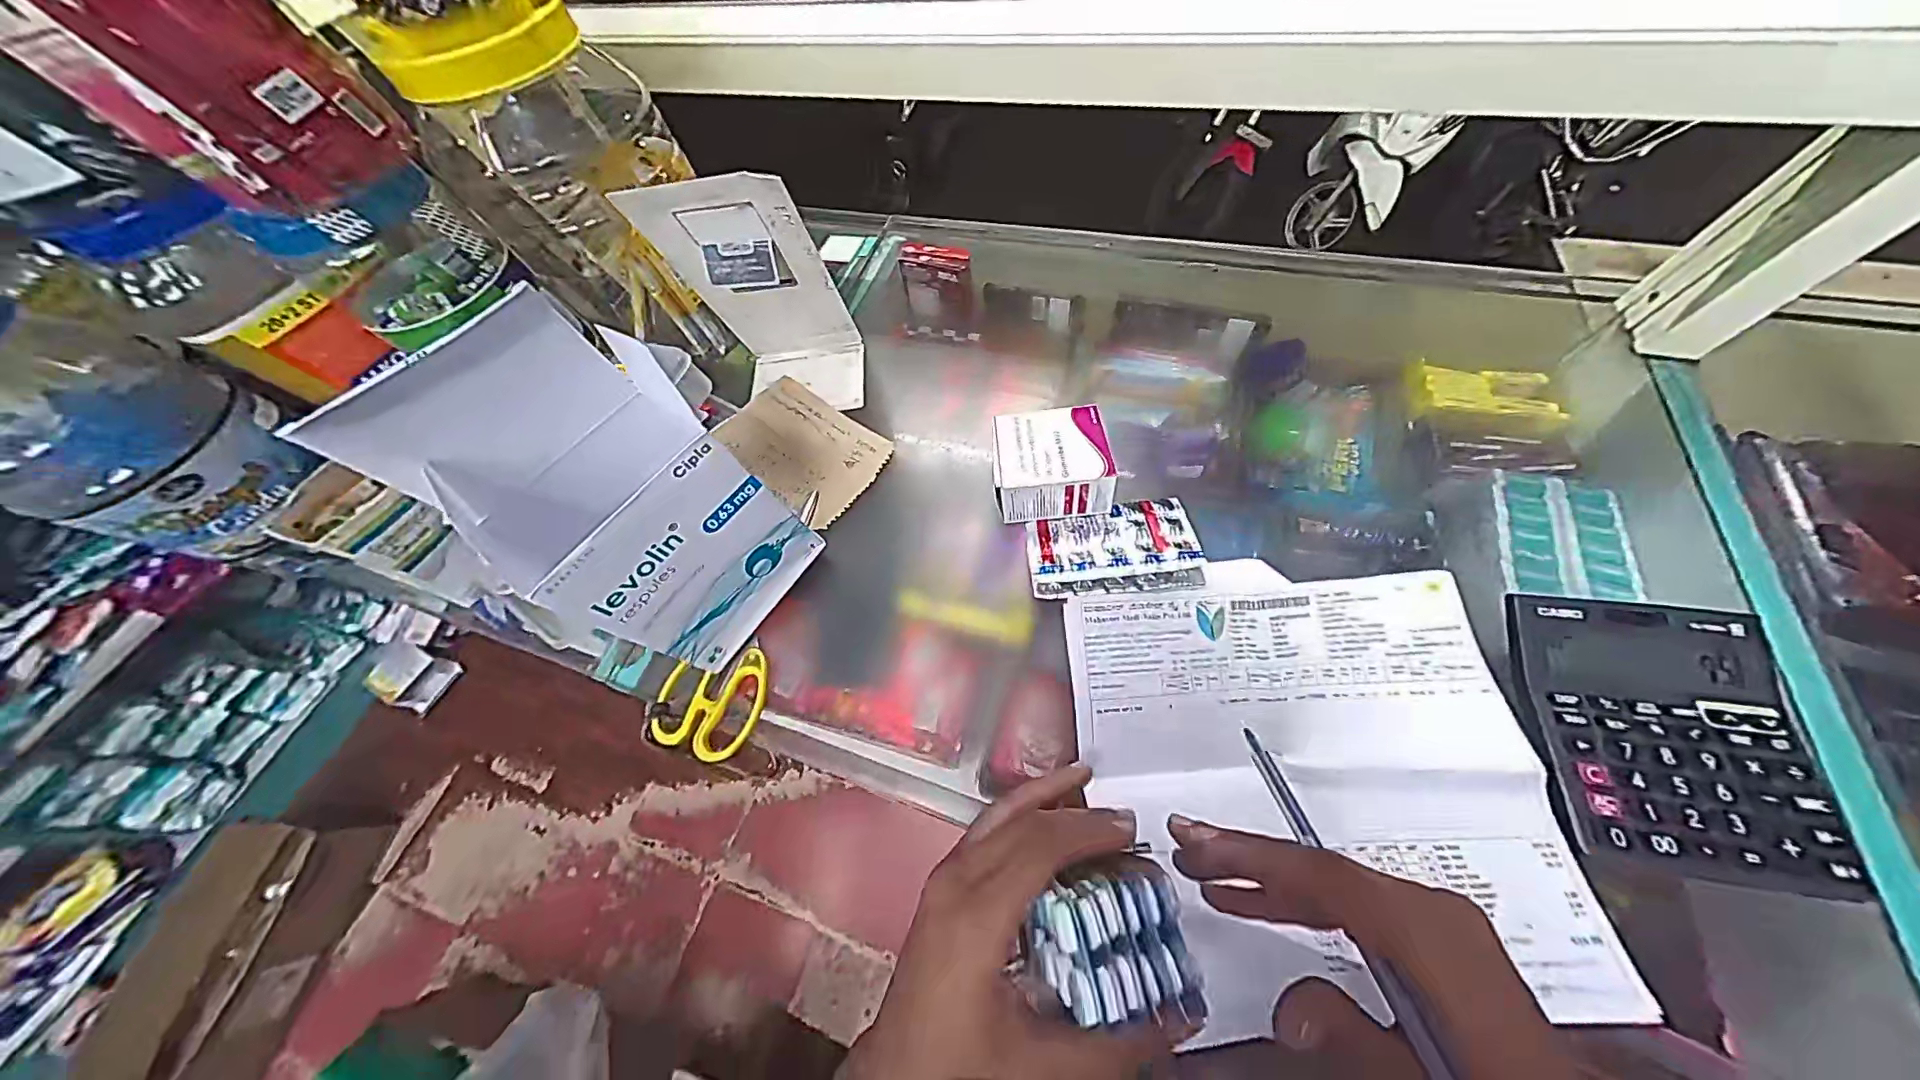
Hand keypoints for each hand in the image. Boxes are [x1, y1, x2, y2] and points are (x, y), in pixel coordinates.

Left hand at [840, 766, 1185, 1079]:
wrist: (896, 1074)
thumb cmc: (955, 1065)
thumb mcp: (1040, 1062)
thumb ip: (1114, 1043)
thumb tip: (1173, 1019)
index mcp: (976, 918)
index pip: (1038, 847)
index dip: (1086, 830)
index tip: (1126, 829)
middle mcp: (954, 885)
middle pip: (1018, 823)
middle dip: (1072, 812)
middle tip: (1118, 817)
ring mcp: (942, 882)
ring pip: (993, 816)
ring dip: (1038, 797)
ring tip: (1076, 781)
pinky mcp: (940, 889)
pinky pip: (982, 833)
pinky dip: (1016, 815)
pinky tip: (1039, 820)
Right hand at [1168, 816, 1582, 1079]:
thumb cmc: (1498, 1077)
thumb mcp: (1415, 1071)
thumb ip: (1350, 1035)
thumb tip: (1287, 1008)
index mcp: (1430, 930)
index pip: (1322, 875)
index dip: (1251, 853)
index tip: (1197, 839)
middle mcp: (1433, 912)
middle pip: (1322, 870)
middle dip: (1249, 857)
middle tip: (1190, 846)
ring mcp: (1434, 921)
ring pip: (1333, 886)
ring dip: (1270, 880)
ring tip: (1213, 875)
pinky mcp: (1430, 937)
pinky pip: (1352, 905)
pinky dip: (1304, 902)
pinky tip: (1269, 904)